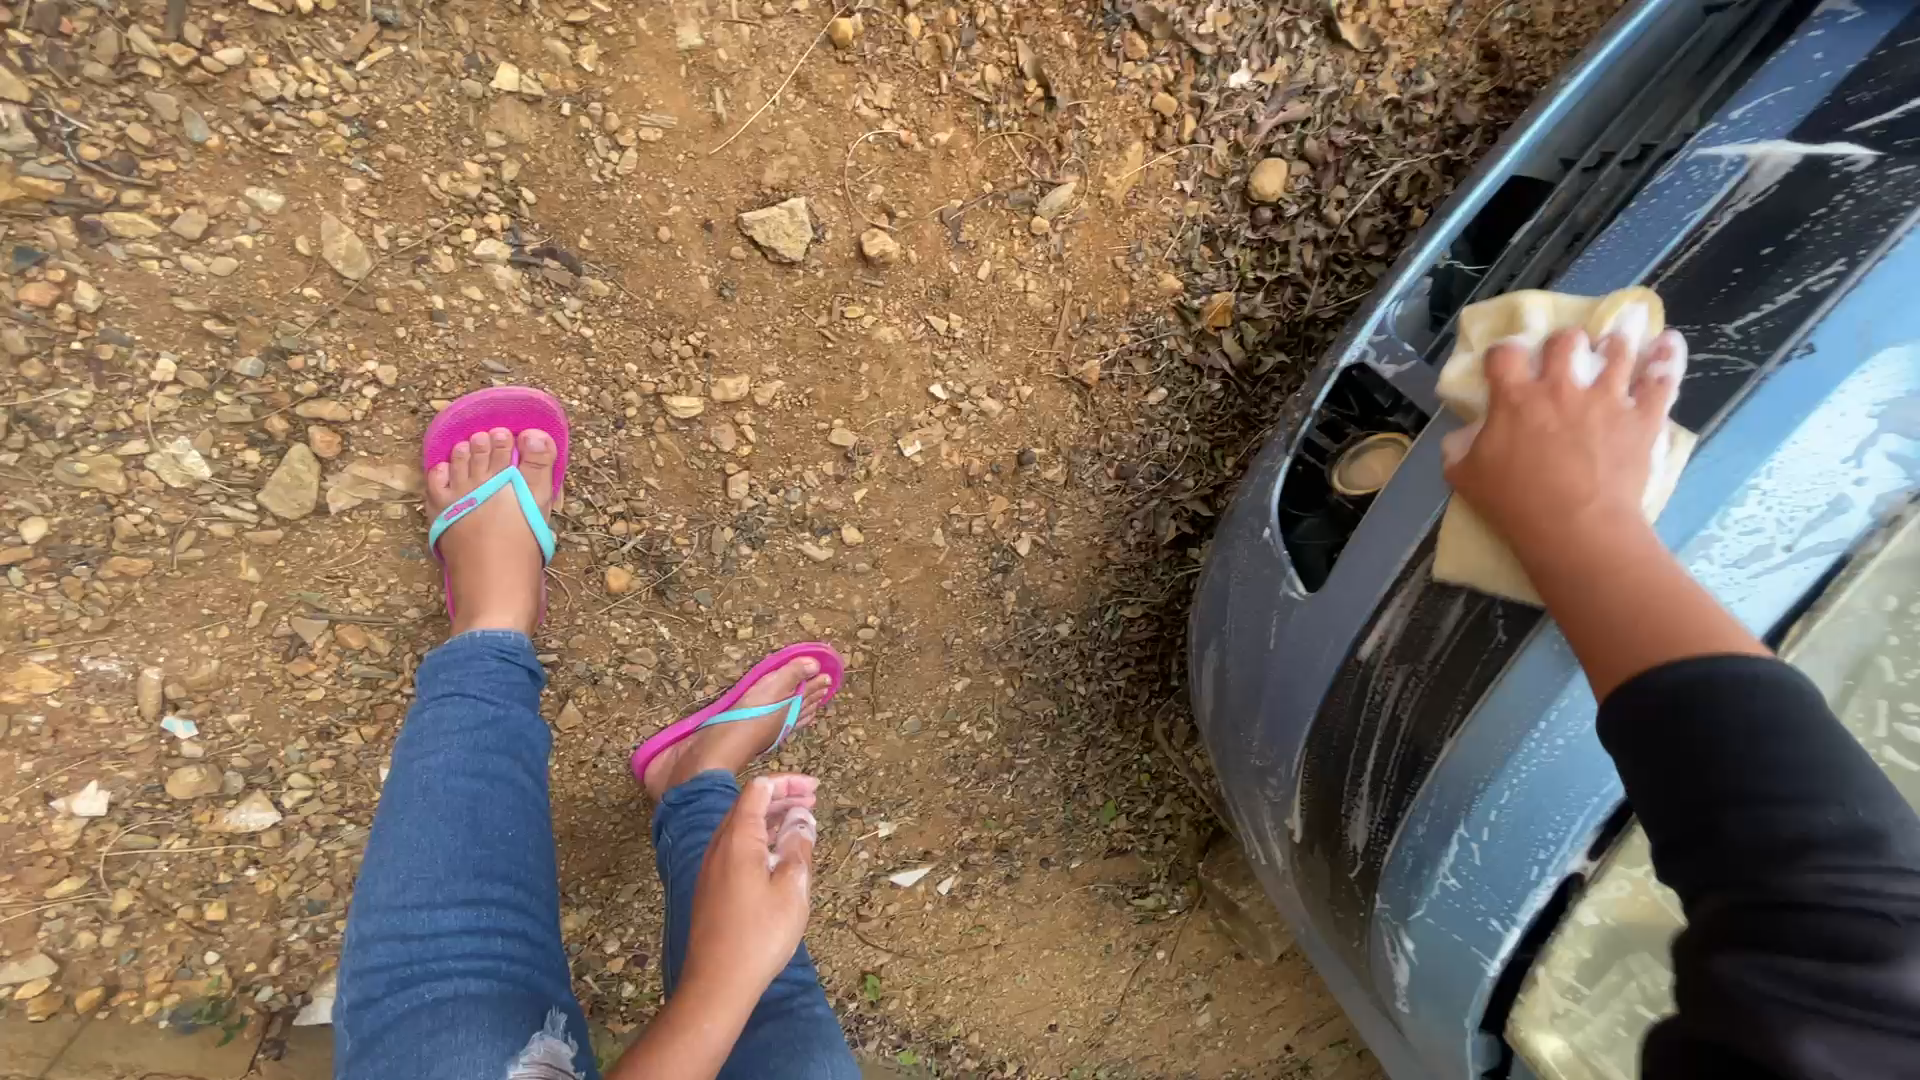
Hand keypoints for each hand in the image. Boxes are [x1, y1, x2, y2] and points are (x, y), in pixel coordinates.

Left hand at [681, 774, 818, 1005]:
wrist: (717, 985)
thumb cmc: (760, 934)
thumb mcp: (792, 887)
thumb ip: (798, 845)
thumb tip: (802, 819)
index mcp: (738, 838)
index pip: (759, 789)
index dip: (788, 782)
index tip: (815, 789)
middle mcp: (719, 845)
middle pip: (749, 804)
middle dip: (782, 797)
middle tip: (813, 801)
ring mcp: (711, 867)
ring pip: (742, 826)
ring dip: (772, 818)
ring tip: (800, 823)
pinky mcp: (711, 887)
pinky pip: (736, 847)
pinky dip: (760, 838)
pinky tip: (778, 854)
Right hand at [1442, 326, 1683, 557]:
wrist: (1574, 526)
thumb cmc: (1512, 501)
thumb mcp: (1463, 476)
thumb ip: (1458, 447)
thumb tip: (1465, 434)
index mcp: (1514, 400)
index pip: (1504, 354)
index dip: (1502, 352)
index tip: (1503, 361)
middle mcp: (1561, 389)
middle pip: (1565, 342)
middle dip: (1563, 342)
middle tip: (1563, 354)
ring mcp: (1607, 400)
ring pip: (1617, 351)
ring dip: (1615, 340)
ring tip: (1617, 336)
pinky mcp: (1642, 417)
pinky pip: (1660, 378)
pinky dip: (1666, 357)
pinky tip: (1668, 342)